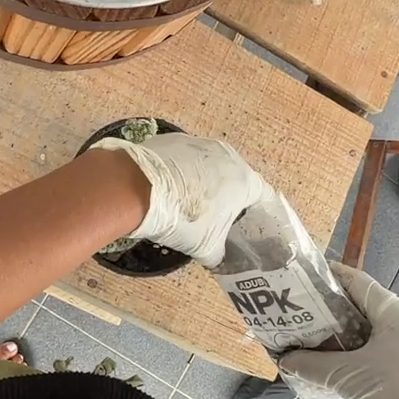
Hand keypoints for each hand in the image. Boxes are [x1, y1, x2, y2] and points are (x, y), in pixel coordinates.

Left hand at [96, 134, 268, 265]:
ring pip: (209, 166)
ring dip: (204, 183)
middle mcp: (227, 156)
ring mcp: (199, 144)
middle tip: (219, 216)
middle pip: (236, 178)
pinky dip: (181, 172)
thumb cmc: (181, 219)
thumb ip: (219, 255)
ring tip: (189, 203)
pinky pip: (184, 159)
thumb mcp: (204, 248)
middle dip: (229, 197)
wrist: (136, 188)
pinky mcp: (174, 139)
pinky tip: (167, 189)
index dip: (259, 211)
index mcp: (244, 181)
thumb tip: (218, 260)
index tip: (252, 222)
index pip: (263, 195)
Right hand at [278, 263, 398, 398]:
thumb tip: (285, 359)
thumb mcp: (347, 379)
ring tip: (320, 336)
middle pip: (369, 305)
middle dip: (336, 308)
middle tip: (307, 311)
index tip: (307, 276)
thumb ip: (311, 365)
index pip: (360, 283)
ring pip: (379, 326)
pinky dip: (366, 347)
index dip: (332, 277)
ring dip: (350, 330)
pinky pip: (390, 345)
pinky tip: (346, 360)